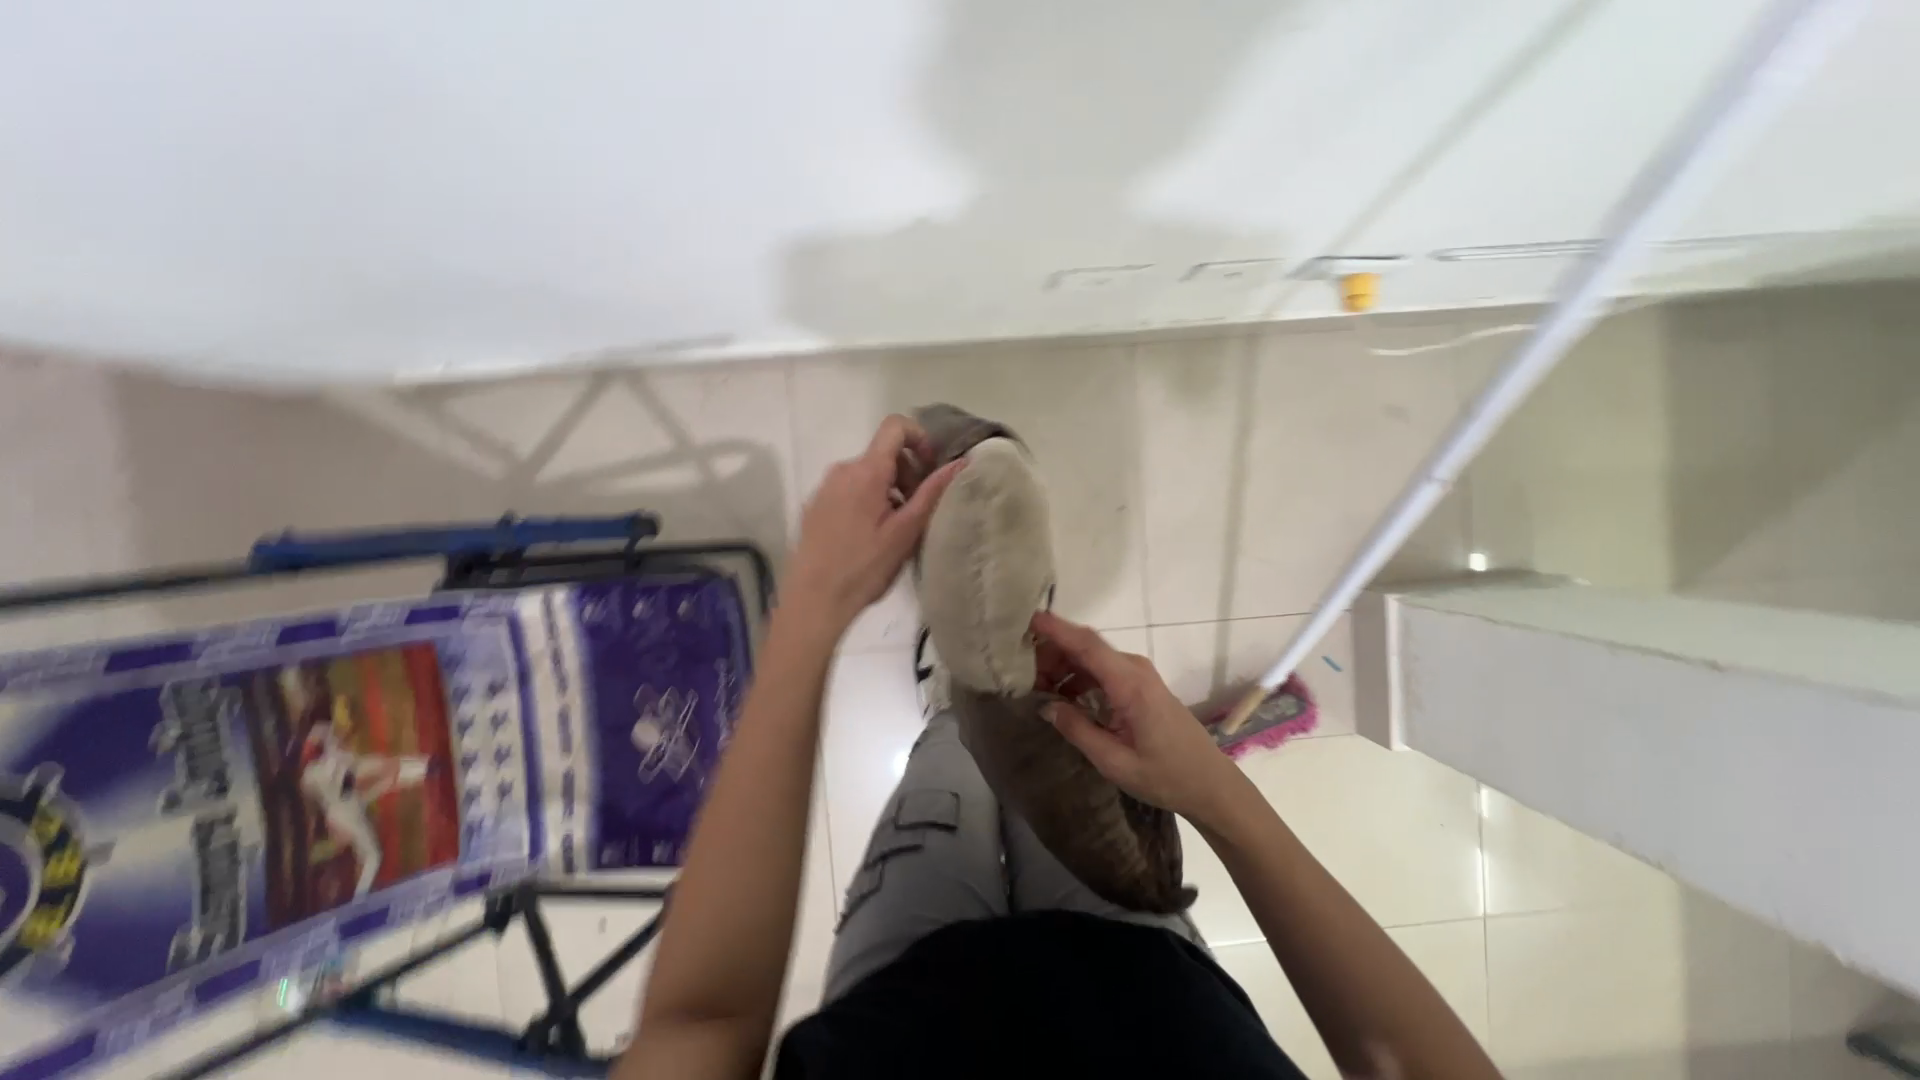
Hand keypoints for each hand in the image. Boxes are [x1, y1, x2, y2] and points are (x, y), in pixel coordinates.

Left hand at [785, 415, 963, 632]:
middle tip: (917, 510)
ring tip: (895, 529)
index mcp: (865, 471)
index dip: (919, 438)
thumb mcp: (905, 532)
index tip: (930, 469)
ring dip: (888, 490)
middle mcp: (842, 470)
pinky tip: (870, 538)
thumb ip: (932, 493)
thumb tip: (961, 463)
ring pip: (866, 474)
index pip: (895, 426)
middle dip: (907, 473)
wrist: (814, 601)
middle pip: (882, 453)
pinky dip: (867, 501)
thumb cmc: (864, 567)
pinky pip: (848, 490)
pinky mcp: (815, 506)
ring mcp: (824, 488)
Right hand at [1031, 610, 1247, 825]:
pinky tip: (1063, 697)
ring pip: (1093, 657)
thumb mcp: (1114, 761)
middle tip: (1021, 674)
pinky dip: (1079, 676)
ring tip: (1036, 688)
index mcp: (1130, 684)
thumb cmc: (1165, 776)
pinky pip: (1103, 670)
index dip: (1056, 629)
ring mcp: (1139, 675)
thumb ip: (1077, 730)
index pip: (1087, 645)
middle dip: (1051, 653)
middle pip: (1086, 646)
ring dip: (1064, 666)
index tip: (1027, 619)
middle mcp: (1135, 670)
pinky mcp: (1141, 685)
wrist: (1210, 784)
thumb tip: (1045, 707)